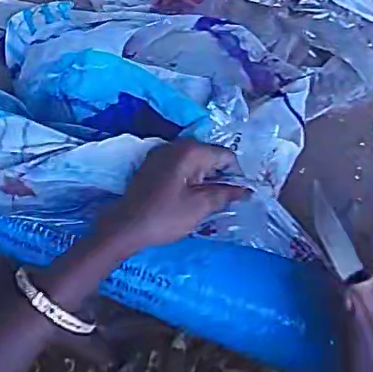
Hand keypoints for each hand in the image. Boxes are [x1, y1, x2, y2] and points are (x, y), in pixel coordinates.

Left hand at [90, 139, 250, 256]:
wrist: (125, 227)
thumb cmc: (165, 216)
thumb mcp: (200, 207)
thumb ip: (226, 194)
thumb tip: (247, 190)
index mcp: (191, 150)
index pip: (226, 155)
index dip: (236, 174)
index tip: (238, 194)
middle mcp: (176, 145)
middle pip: (210, 155)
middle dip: (220, 175)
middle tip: (225, 199)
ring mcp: (161, 153)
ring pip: (194, 161)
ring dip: (204, 177)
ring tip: (207, 200)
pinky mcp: (152, 165)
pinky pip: (179, 166)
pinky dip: (189, 177)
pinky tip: (188, 196)